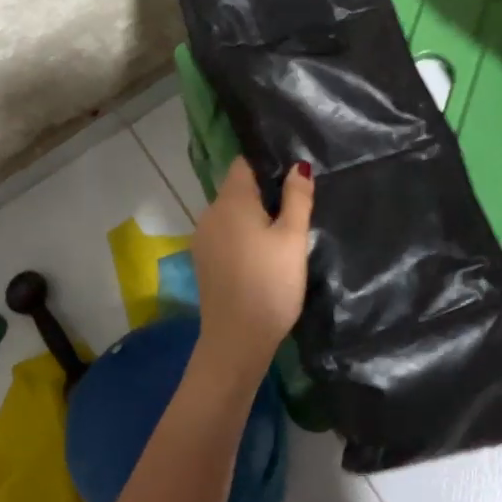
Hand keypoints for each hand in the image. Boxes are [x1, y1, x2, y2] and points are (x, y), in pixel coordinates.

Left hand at [191, 158, 314, 372]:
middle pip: (237, 187)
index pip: (244, 163)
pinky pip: (225, 233)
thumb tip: (299, 166)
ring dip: (253, 215)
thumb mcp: (293, 239)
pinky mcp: (203, 259)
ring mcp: (203, 237)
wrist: (236, 339)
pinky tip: (262, 253)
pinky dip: (241, 234)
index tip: (291, 174)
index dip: (268, 163)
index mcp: (231, 199)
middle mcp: (210, 211)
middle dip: (263, 191)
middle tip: (295, 205)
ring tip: (282, 230)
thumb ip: (297, 198)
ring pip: (231, 212)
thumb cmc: (270, 283)